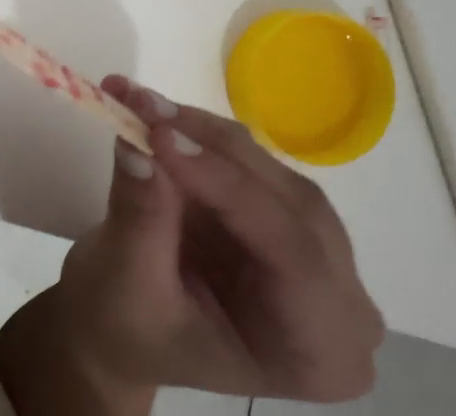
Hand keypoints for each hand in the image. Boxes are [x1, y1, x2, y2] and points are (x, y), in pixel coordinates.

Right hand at [54, 76, 384, 402]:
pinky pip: (251, 170)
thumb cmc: (121, 327)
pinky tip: (155, 113)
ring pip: (274, 179)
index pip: (293, 257)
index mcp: (319, 354)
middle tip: (142, 106)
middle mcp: (342, 309)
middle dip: (213, 150)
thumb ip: (140, 218)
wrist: (113, 331)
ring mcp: (318, 265)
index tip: (159, 136)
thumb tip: (138, 145)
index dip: (229, 188)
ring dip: (203, 133)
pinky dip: (199, 137)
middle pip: (293, 209)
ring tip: (137, 100)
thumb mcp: (123, 283)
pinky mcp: (283, 226)